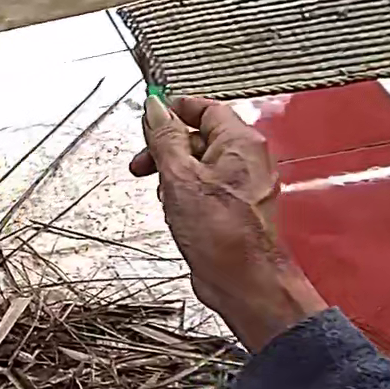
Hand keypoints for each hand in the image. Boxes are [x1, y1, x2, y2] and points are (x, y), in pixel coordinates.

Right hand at [130, 96, 326, 350]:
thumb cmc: (221, 233)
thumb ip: (165, 139)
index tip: (148, 118)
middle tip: (143, 163)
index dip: (173, 111)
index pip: (205, 108)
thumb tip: (155, 109)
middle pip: (198, 136)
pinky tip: (174, 210)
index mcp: (240, 143)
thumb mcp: (179, 177)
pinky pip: (203, 187)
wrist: (243, 280)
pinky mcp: (233, 207)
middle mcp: (247, 160)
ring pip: (198, 164)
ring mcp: (241, 184)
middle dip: (165, 148)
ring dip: (172, 173)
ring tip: (161, 193)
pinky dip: (183, 192)